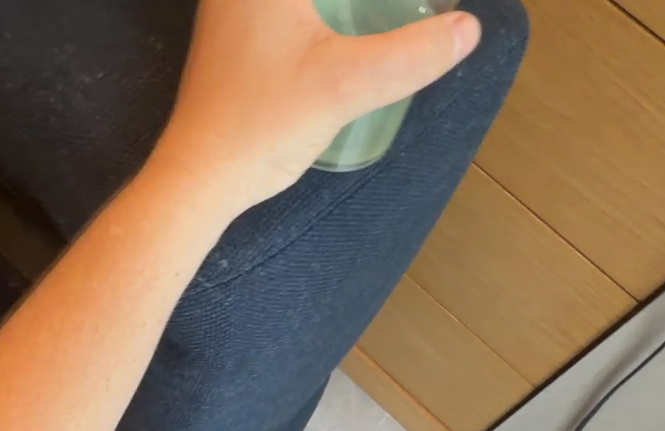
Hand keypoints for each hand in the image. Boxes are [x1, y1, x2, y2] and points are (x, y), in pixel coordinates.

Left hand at [150, 0, 481, 214]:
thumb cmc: (260, 128)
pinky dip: (321, 13)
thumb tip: (466, 30)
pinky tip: (344, 29)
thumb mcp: (342, 88)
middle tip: (407, 17)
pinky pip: (289, 13)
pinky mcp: (234, 38)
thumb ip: (407, 57)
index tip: (418, 13)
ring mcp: (232, 9)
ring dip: (342, 8)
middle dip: (357, 5)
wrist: (198, 179)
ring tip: (382, 22)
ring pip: (303, 2)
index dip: (371, 6)